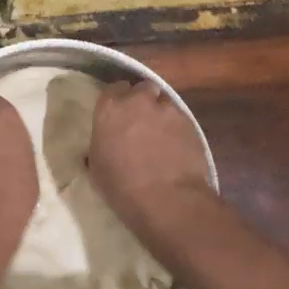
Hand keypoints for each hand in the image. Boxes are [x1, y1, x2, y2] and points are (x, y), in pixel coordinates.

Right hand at [88, 80, 213, 226]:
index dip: (117, 101)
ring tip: (161, 136)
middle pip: (142, 89)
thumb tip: (105, 143)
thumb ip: (101, 145)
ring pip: (164, 102)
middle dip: (142, 100)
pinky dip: (177, 128)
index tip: (118, 116)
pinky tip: (176, 147)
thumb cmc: (122, 187)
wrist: (167, 199)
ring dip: (161, 114)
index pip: (113, 89)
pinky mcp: (190, 122)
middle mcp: (139, 101)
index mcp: (110, 109)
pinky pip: (180, 118)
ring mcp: (168, 110)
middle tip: (140, 122)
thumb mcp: (97, 167)